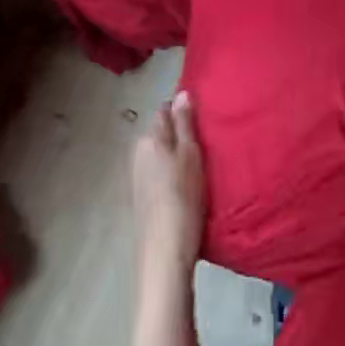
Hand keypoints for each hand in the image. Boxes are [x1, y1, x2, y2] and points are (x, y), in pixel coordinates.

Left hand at [131, 92, 204, 271]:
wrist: (165, 252)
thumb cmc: (183, 197)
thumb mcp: (190, 154)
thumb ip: (184, 124)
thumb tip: (181, 92)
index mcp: (149, 139)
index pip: (166, 111)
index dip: (184, 112)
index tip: (205, 120)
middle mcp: (137, 153)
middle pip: (161, 133)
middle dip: (180, 134)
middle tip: (207, 143)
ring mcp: (137, 177)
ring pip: (160, 154)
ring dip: (176, 155)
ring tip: (201, 166)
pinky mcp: (142, 198)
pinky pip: (158, 172)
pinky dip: (171, 173)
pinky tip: (187, 186)